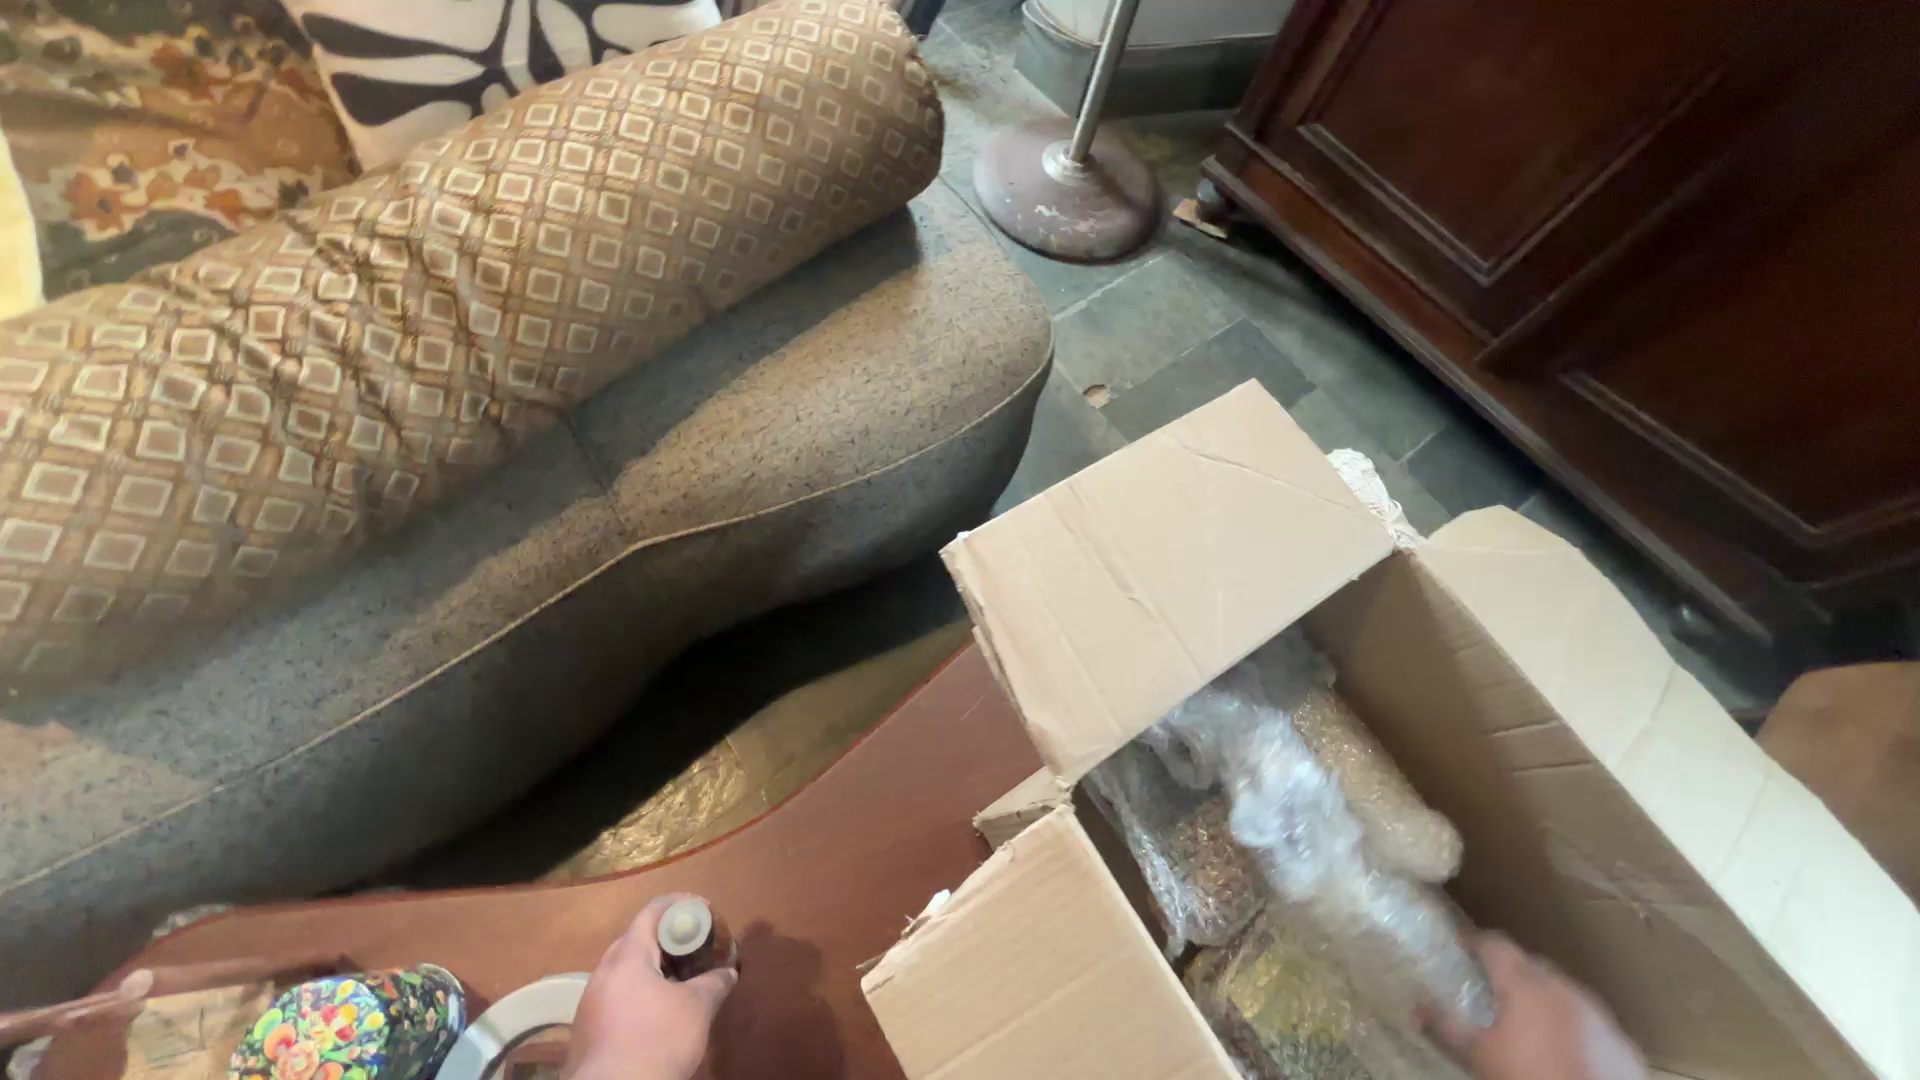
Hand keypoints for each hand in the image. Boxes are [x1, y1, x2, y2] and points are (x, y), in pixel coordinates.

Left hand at [563, 894, 738, 1079]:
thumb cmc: (655, 1042)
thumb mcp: (697, 1008)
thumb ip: (714, 983)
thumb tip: (729, 972)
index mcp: (627, 957)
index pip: (652, 912)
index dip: (680, 904)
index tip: (704, 911)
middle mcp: (603, 974)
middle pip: (636, 939)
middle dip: (666, 938)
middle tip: (694, 946)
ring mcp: (591, 1004)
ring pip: (625, 971)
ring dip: (653, 968)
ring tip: (681, 980)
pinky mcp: (587, 1033)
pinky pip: (617, 996)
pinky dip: (640, 992)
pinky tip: (658, 1013)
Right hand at [1430, 933, 1645, 1079]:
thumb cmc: (1530, 1078)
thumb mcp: (1479, 1057)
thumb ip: (1446, 1027)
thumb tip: (1415, 1005)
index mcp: (1525, 984)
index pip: (1495, 943)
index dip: (1475, 940)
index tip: (1460, 945)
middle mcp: (1563, 988)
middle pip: (1531, 962)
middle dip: (1510, 968)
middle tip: (1491, 986)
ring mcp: (1600, 1016)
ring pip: (1564, 989)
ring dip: (1544, 994)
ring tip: (1530, 1017)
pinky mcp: (1624, 1044)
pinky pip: (1591, 1020)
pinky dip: (1573, 1023)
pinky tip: (1566, 1046)